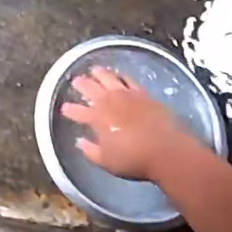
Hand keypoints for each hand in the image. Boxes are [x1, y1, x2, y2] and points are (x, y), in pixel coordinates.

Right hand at [58, 66, 198, 181]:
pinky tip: (119, 75)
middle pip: (91, 89)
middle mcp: (110, 103)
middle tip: (76, 80)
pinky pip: (128, 80)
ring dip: (100, 74)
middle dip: (81, 84)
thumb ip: (90, 151)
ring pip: (109, 78)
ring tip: (94, 70)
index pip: (79, 112)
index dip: (70, 110)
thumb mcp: (107, 161)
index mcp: (97, 119)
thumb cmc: (134, 160)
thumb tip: (80, 142)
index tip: (65, 108)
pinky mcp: (143, 94)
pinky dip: (121, 76)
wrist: (167, 150)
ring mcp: (127, 96)